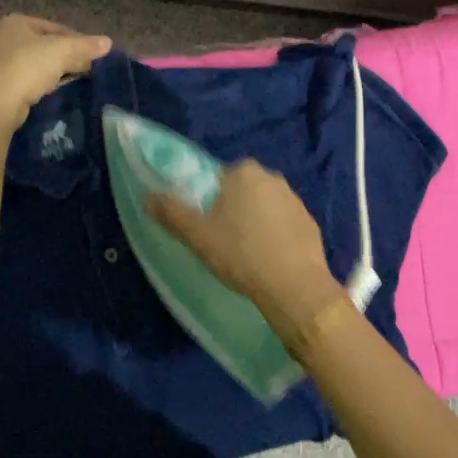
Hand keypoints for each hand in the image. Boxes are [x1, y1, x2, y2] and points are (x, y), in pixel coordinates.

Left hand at [0, 15, 111, 127]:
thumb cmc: (27, 67)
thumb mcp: (62, 52)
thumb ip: (85, 46)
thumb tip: (108, 42)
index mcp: (16, 22)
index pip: (56, 28)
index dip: (78, 40)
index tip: (94, 56)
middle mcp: (4, 37)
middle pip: (46, 45)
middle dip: (67, 57)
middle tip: (87, 70)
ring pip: (36, 63)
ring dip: (55, 71)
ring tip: (75, 82)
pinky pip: (26, 80)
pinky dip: (41, 84)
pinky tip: (53, 93)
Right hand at [147, 160, 343, 336]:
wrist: (293, 285)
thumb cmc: (240, 253)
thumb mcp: (197, 236)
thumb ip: (171, 213)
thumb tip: (148, 197)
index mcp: (243, 172)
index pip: (217, 178)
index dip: (208, 201)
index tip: (206, 225)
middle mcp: (271, 177)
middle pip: (242, 190)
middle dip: (232, 209)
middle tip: (222, 240)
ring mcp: (295, 199)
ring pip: (264, 207)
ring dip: (255, 222)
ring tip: (246, 254)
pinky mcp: (310, 222)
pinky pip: (284, 225)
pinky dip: (276, 236)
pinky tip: (269, 260)